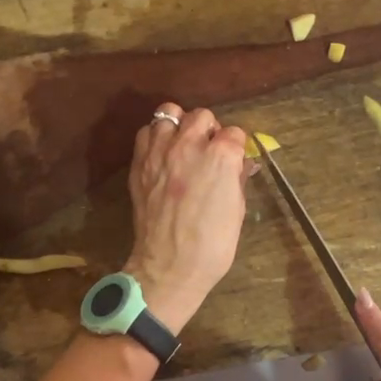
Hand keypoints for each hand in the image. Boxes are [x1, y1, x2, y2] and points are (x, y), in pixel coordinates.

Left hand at [123, 104, 249, 333]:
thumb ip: (237, 180)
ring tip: (182, 146)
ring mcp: (160, 152)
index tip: (234, 162)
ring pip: (169, 114)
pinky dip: (155, 139)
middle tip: (208, 152)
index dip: (236, 148)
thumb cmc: (213, 246)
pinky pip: (146, 133)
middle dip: (208, 131)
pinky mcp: (139, 164)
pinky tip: (162, 156)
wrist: (169, 266)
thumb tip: (241, 165)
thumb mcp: (237, 211)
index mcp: (221, 156)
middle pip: (202, 116)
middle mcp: (190, 145)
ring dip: (179, 126)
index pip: (234, 133)